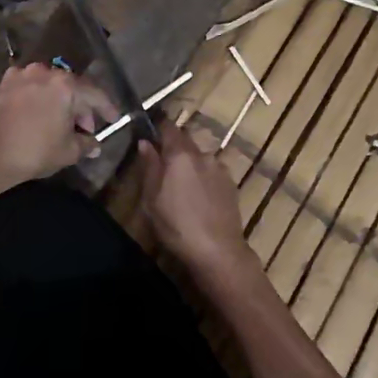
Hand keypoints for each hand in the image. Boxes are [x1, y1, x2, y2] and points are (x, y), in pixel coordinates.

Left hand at [0, 64, 118, 203]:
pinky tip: (42, 115)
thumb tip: (95, 145)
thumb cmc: (34, 151)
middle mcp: (45, 73)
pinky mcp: (3, 85)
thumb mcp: (70, 151)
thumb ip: (88, 144)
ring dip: (61, 101)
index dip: (107, 108)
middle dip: (82, 107)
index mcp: (66, 85)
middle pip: (73, 87)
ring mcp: (21, 76)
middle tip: (87, 127)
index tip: (114, 119)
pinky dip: (41, 99)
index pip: (96, 94)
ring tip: (63, 122)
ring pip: (51, 86)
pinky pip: (31, 88)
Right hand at [137, 121, 249, 268]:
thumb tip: (145, 143)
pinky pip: (213, 172)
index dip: (159, 128)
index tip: (150, 133)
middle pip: (187, 142)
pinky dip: (204, 177)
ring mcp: (221, 168)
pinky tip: (200, 197)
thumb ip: (150, 167)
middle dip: (175, 149)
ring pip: (201, 158)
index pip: (169, 128)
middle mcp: (204, 155)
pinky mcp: (232, 183)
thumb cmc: (176, 225)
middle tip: (163, 167)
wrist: (217, 248)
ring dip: (191, 165)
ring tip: (182, 188)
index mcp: (181, 155)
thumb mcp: (152, 199)